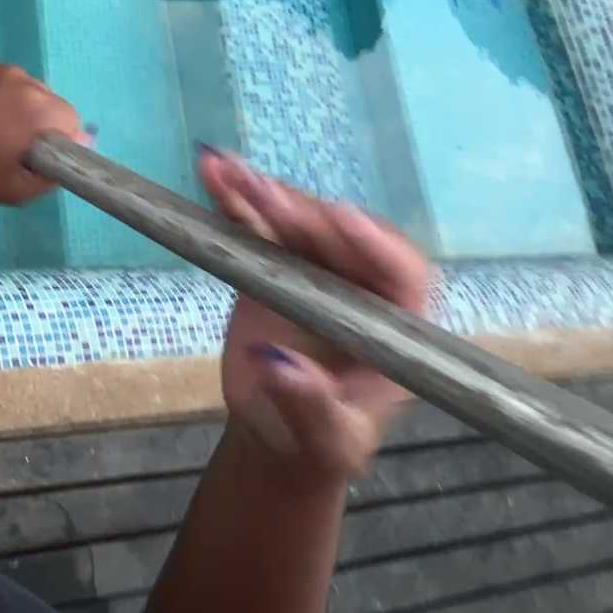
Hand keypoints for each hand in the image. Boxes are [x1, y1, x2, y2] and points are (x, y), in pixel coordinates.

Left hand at [0, 59, 82, 204]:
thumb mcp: (18, 191)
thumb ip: (55, 172)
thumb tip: (77, 142)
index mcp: (38, 109)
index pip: (70, 120)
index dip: (55, 140)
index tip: (31, 153)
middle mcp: (20, 79)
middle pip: (46, 98)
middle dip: (35, 119)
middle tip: (4, 142)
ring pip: (18, 85)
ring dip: (12, 102)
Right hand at [200, 147, 431, 480]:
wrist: (277, 432)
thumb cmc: (315, 442)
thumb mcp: (323, 439)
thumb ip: (310, 406)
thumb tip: (279, 366)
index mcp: (392, 327)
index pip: (401, 275)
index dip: (375, 244)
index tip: (341, 219)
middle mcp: (358, 288)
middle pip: (336, 236)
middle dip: (298, 211)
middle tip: (257, 193)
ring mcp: (312, 272)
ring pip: (293, 221)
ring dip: (259, 192)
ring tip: (221, 170)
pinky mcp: (270, 265)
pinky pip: (255, 227)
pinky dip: (232, 202)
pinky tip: (211, 176)